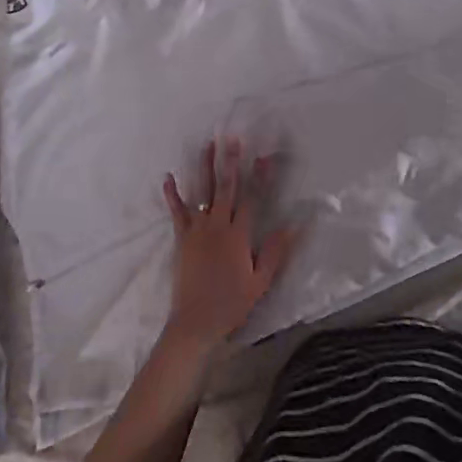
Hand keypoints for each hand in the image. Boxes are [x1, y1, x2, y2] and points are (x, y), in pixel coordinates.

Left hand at [160, 137, 298, 347]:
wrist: (195, 322)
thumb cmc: (231, 303)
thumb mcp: (260, 281)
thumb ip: (274, 252)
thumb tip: (293, 226)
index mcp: (238, 235)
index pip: (252, 199)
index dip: (259, 177)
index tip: (264, 156)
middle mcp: (217, 226)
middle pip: (226, 188)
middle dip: (230, 162)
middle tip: (233, 139)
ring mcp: (197, 229)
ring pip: (202, 192)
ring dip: (205, 167)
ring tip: (208, 145)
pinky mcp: (181, 237)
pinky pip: (177, 211)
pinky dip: (172, 194)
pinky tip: (168, 177)